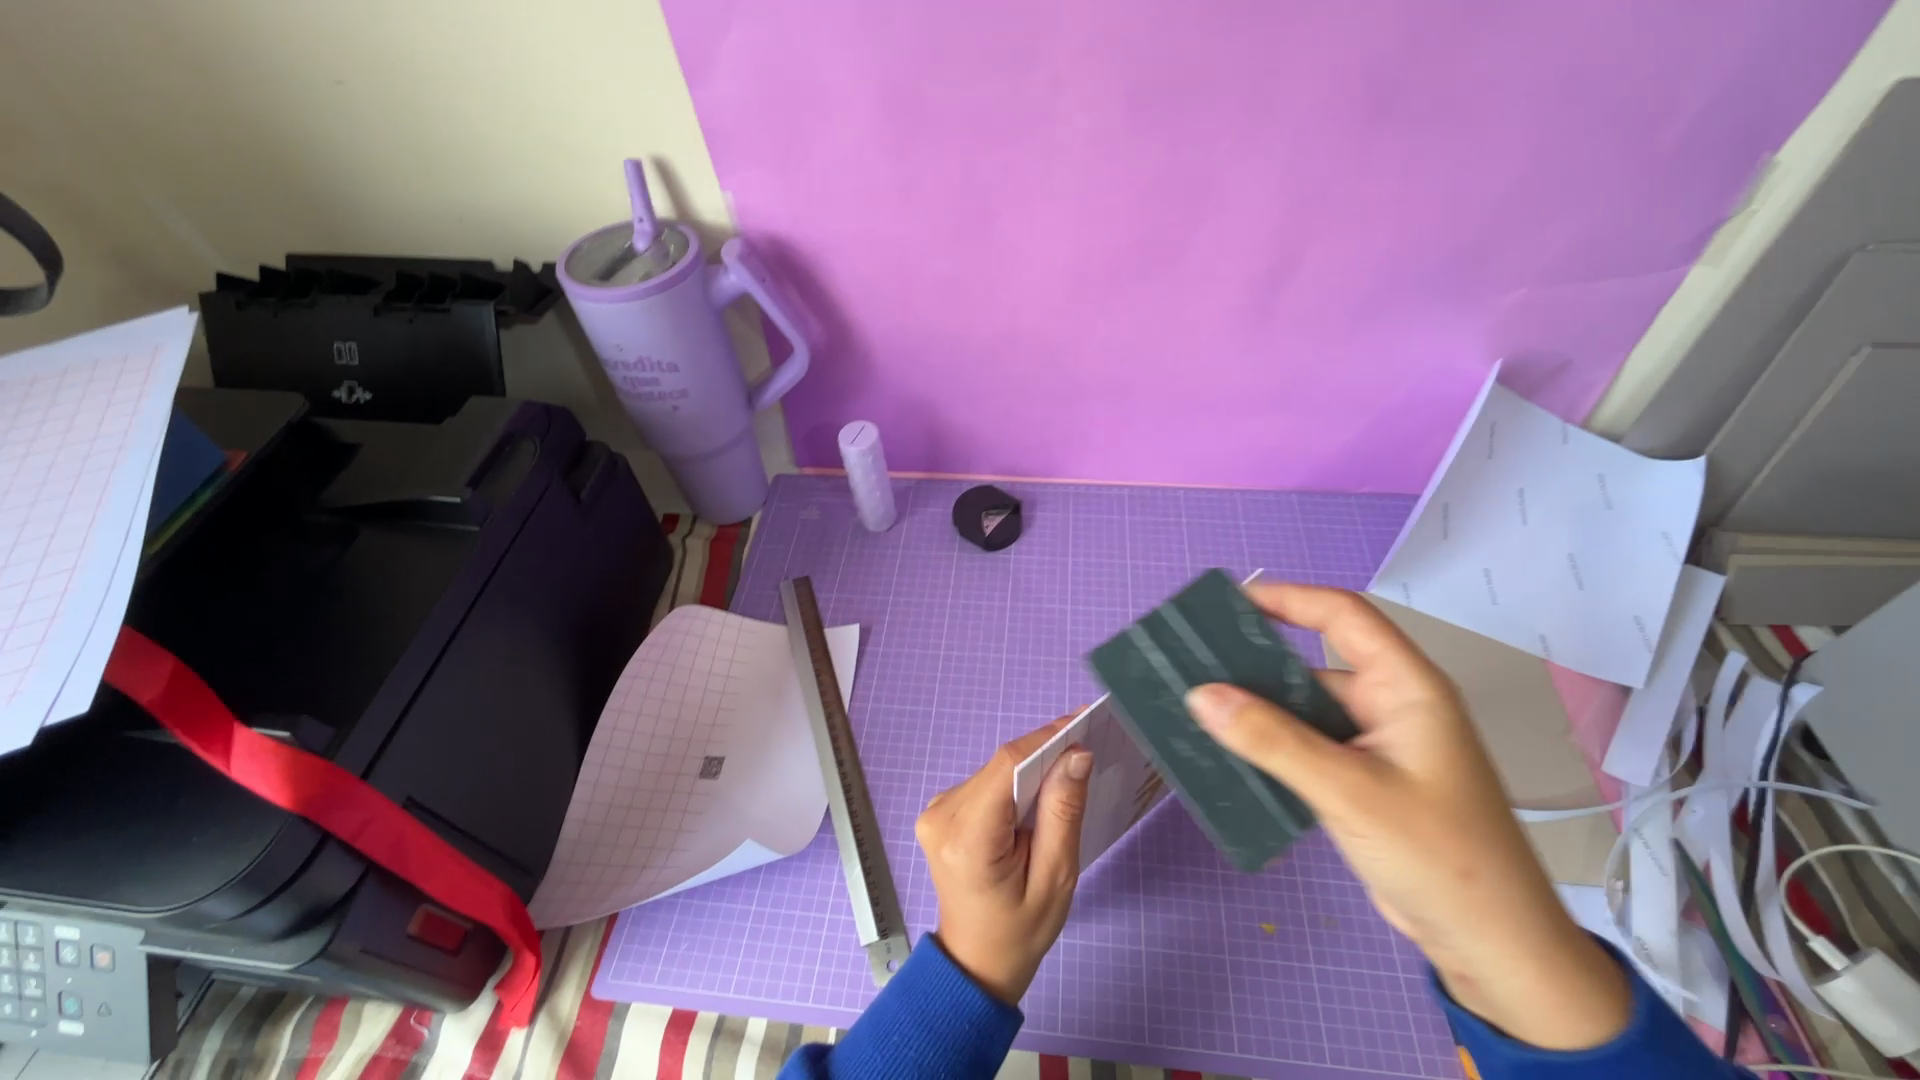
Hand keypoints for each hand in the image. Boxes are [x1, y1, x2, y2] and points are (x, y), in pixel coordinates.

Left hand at [915, 715, 1091, 1004]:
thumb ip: (1062, 812)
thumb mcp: (1056, 877)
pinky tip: (1039, 797)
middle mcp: (942, 814)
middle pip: (1001, 766)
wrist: (976, 960)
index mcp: (967, 837)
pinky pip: (987, 784)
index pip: (1007, 766)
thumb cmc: (1020, 930)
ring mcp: (937, 811)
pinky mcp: (942, 811)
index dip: (1046, 740)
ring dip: (1031, 771)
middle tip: (1087, 748)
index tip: (1084, 725)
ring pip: (995, 772)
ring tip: (1069, 774)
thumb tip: (1075, 755)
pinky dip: (1015, 785)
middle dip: (1044, 756)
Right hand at [1184, 584, 1631, 1050]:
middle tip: (1197, 662)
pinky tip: (1229, 754)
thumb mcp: (1349, 790)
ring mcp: (1378, 748)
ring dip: (1259, 709)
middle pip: (1317, 664)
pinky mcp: (1364, 784)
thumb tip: (1200, 694)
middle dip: (1258, 660)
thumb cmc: (1437, 854)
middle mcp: (1392, 708)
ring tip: (1199, 707)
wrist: (1491, 945)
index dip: (1290, 599)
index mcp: (1407, 688)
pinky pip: (1307, 748)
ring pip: (1307, 711)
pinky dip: (1270, 746)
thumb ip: (1272, 740)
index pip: (1345, 617)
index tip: (1230, 601)